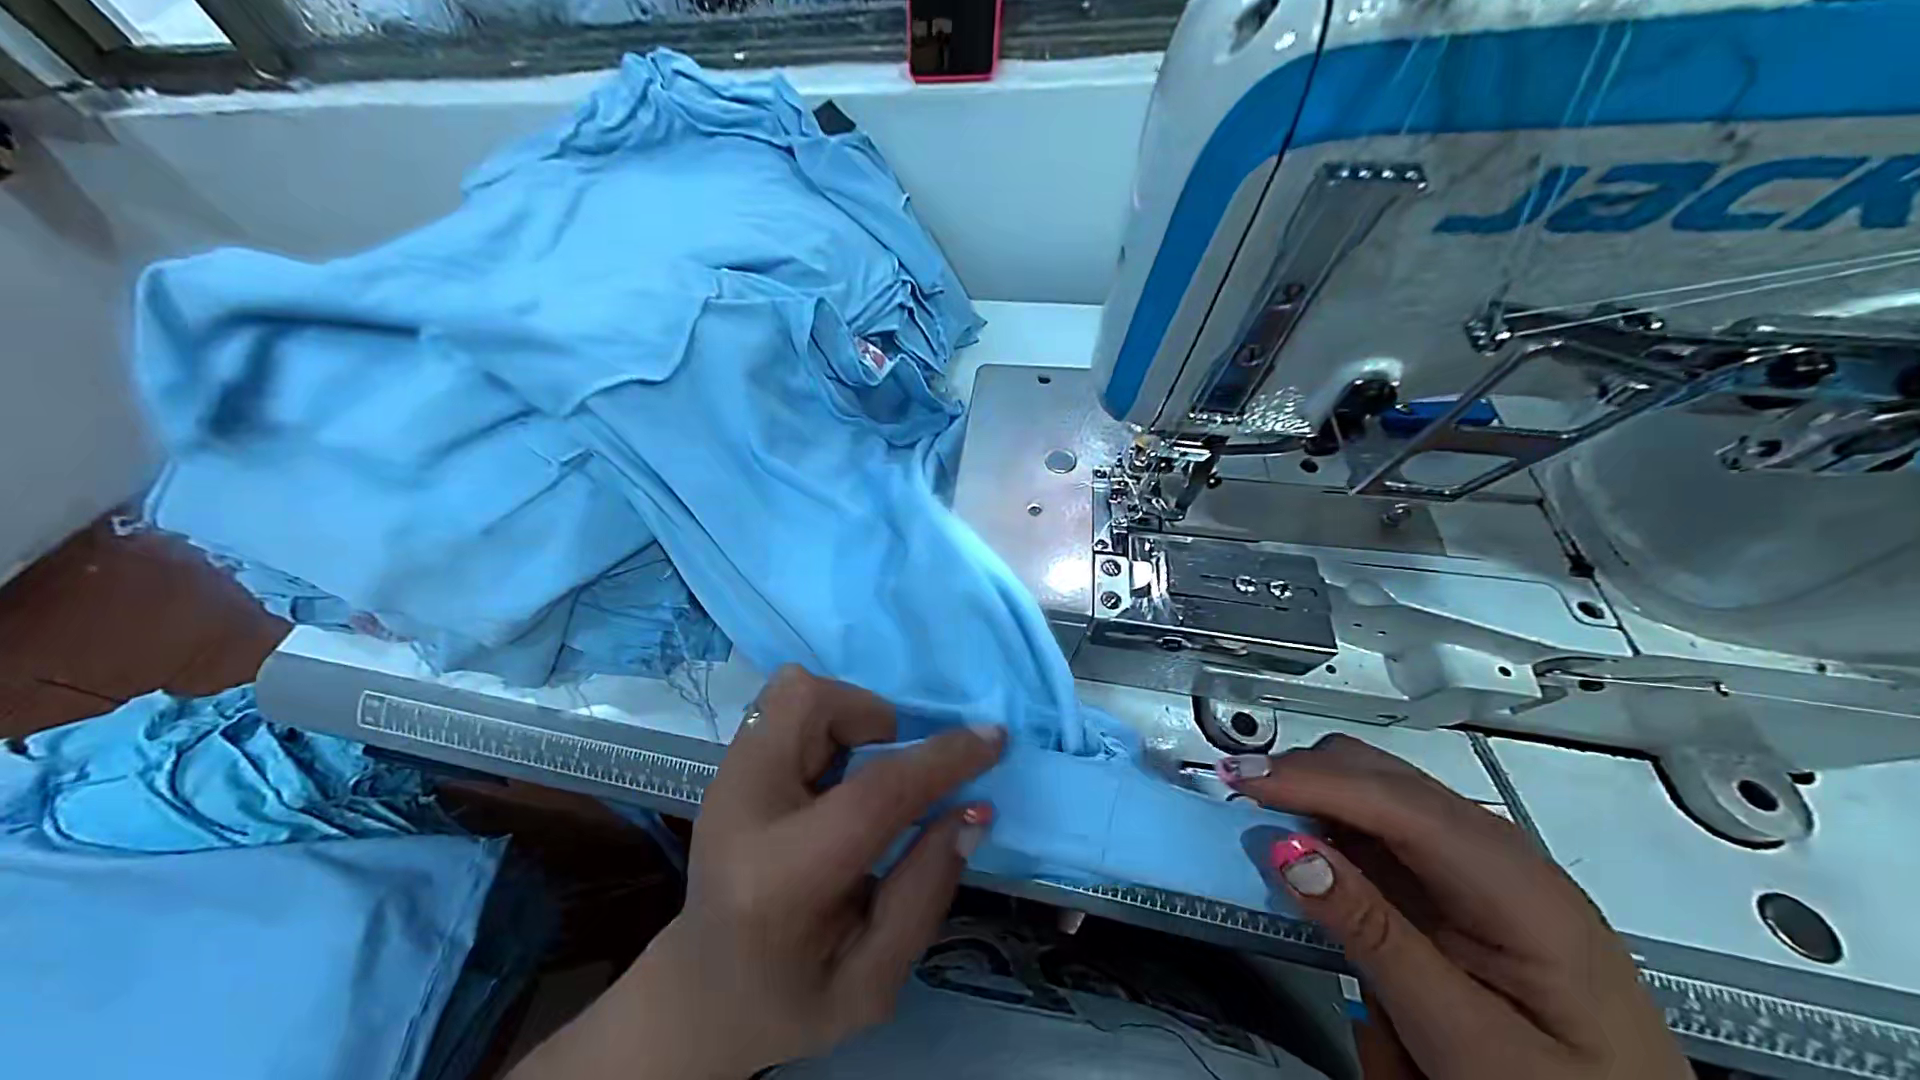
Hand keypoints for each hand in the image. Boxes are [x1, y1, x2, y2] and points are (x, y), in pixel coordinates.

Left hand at [512, 666, 1003, 1079]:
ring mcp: (724, 781)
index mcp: (779, 881)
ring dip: (848, 717)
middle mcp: (740, 810)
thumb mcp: (873, 982)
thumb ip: (926, 890)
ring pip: (793, 690)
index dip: (940, 761)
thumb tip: (972, 809)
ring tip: (858, 776)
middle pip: (808, 703)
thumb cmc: (792, 998)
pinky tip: (829, 778)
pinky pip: (784, 705)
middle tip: (895, 769)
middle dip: (873, 716)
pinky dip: (825, 722)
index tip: (992, 739)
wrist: (701, 992)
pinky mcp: (725, 767)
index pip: (871, 795)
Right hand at [1221, 735, 1689, 1079]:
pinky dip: (1333, 820)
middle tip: (1237, 791)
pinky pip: (1383, 828)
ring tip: (1260, 809)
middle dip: (1307, 772)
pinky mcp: (1458, 881)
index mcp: (1520, 888)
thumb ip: (1375, 938)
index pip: (1400, 804)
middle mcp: (1502, 855)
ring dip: (1316, 790)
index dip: (1313, 780)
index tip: (1240, 778)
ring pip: (1381, 790)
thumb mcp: (1464, 1038)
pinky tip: (1306, 837)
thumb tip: (1288, 849)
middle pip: (1390, 778)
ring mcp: (1482, 864)